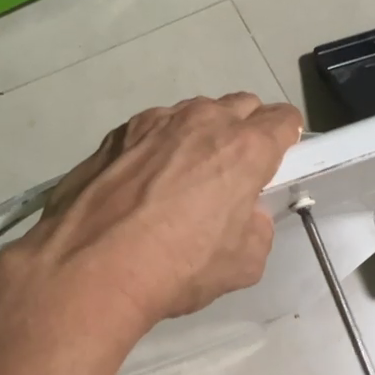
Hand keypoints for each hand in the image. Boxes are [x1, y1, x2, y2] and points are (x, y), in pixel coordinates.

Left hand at [1, 93, 302, 333]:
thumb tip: (244, 214)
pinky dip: (156, 147)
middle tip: (231, 173)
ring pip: (193, 114)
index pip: (283, 120)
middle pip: (241, 106)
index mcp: (245, 148)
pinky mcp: (115, 134)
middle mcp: (203, 120)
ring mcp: (154, 122)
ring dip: (198, 135)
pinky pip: (151, 130)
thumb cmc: (177, 268)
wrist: (89, 268)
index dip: (285, 140)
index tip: (275, 164)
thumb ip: (256, 229)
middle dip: (245, 131)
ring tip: (180, 180)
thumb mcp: (243, 265)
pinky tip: (140, 186)